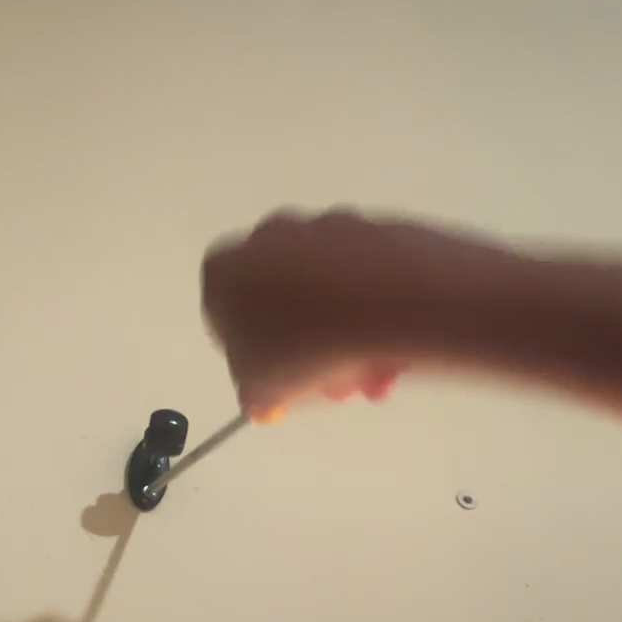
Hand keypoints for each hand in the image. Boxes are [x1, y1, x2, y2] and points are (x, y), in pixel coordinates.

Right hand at [201, 208, 513, 414]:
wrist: (398, 303)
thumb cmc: (306, 346)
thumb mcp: (260, 391)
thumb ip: (254, 394)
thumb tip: (264, 396)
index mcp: (223, 269)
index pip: (225, 319)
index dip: (252, 356)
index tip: (280, 378)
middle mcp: (268, 236)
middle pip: (281, 303)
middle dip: (305, 348)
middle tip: (330, 382)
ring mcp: (326, 226)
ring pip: (326, 291)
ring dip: (342, 334)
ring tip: (371, 373)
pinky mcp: (378, 226)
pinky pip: (367, 277)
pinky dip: (375, 310)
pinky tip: (394, 345)